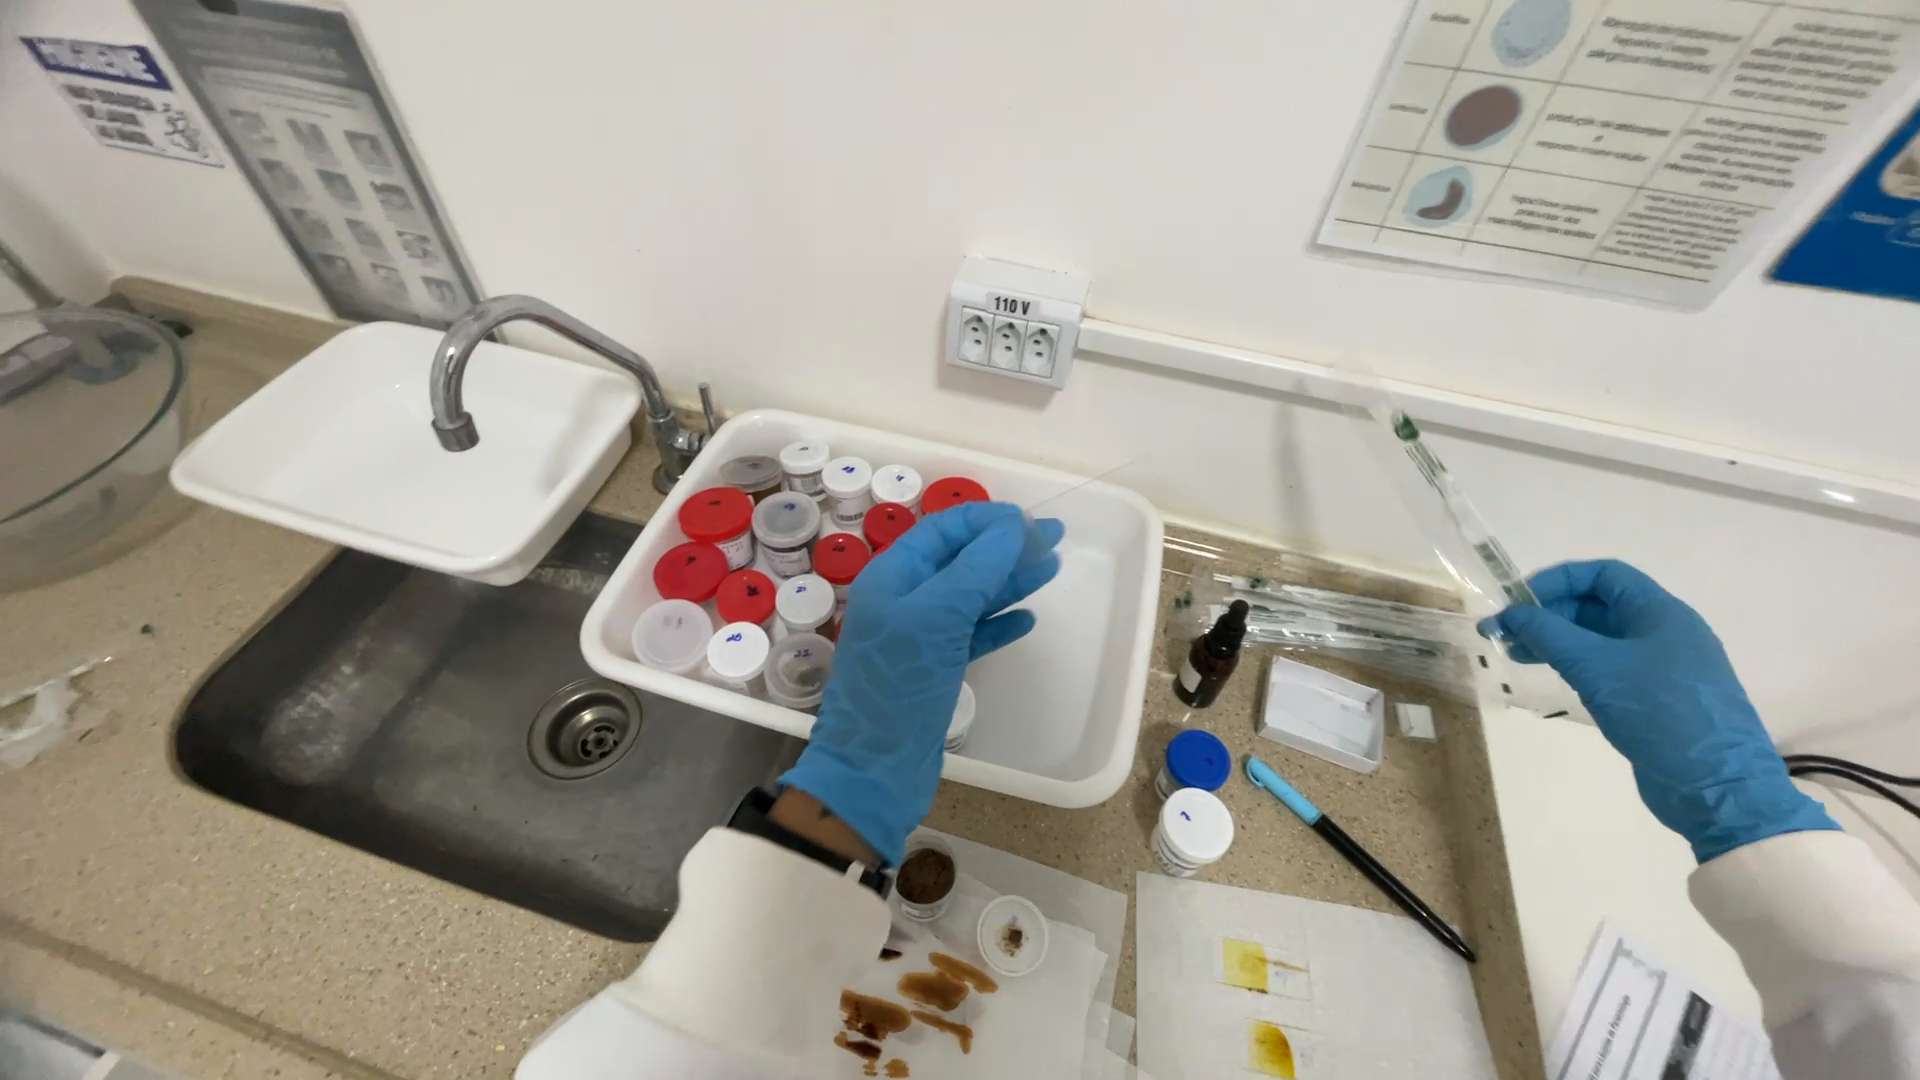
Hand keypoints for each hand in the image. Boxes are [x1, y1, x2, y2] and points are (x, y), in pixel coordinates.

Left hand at [779, 502, 1062, 864]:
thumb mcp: (937, 616)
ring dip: (1009, 581)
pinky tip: (1026, 619)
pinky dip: (998, 623)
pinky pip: (971, 634)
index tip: (1033, 520)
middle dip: (1006, 546)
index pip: (945, 530)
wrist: (874, 769)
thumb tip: (1013, 526)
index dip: (988, 520)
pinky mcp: (935, 669)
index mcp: (895, 575)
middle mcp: (906, 599)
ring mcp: (920, 636)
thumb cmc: (900, 684)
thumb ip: (976, 567)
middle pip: (962, 559)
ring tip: (1051, 568)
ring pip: (970, 596)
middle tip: (1056, 538)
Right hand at [1480, 559, 1835, 862]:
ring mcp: (1658, 665)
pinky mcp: (1650, 695)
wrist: (1716, 786)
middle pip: (1594, 604)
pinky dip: (1569, 662)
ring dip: (1551, 639)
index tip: (1517, 602)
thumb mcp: (1593, 665)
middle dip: (1545, 613)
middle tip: (1502, 632)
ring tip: (1512, 654)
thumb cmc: (1659, 712)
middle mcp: (1661, 632)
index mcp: (1660, 614)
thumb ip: (1546, 633)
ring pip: (1594, 636)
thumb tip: (1509, 613)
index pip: (1602, 575)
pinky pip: (1602, 664)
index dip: (1556, 580)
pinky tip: (1545, 674)